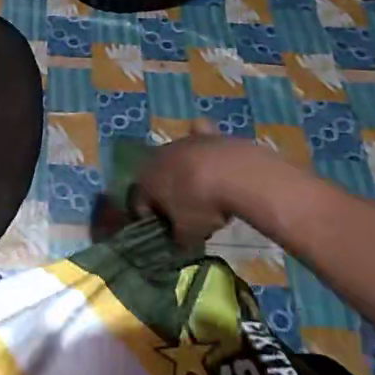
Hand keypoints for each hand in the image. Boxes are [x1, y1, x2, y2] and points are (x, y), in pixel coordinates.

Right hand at [135, 118, 280, 245]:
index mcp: (145, 180)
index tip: (167, 233)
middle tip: (184, 214)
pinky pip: (198, 135)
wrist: (235, 174)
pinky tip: (210, 156)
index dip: (151, 221)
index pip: (139, 203)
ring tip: (203, 192)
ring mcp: (182, 142)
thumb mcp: (188, 234)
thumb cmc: (201, 205)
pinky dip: (201, 141)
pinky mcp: (206, 134)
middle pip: (157, 178)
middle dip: (166, 194)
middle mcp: (157, 156)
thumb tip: (179, 239)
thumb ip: (178, 238)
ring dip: (183, 172)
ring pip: (176, 158)